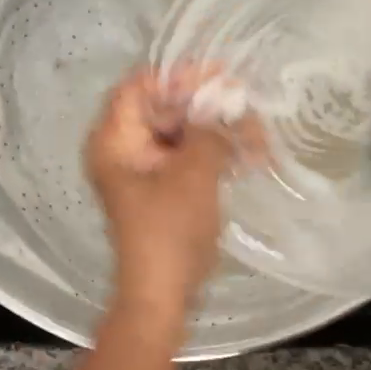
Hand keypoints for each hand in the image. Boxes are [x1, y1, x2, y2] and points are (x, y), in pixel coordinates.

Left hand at [85, 68, 241, 313]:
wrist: (162, 294)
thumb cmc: (170, 231)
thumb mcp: (194, 173)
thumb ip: (209, 131)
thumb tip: (224, 107)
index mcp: (114, 140)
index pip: (140, 86)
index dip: (179, 76)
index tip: (219, 75)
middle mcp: (123, 149)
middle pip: (163, 108)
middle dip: (207, 105)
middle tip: (246, 103)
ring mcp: (143, 171)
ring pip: (182, 133)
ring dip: (217, 130)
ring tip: (256, 135)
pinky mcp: (163, 190)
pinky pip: (188, 157)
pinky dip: (215, 152)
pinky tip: (248, 155)